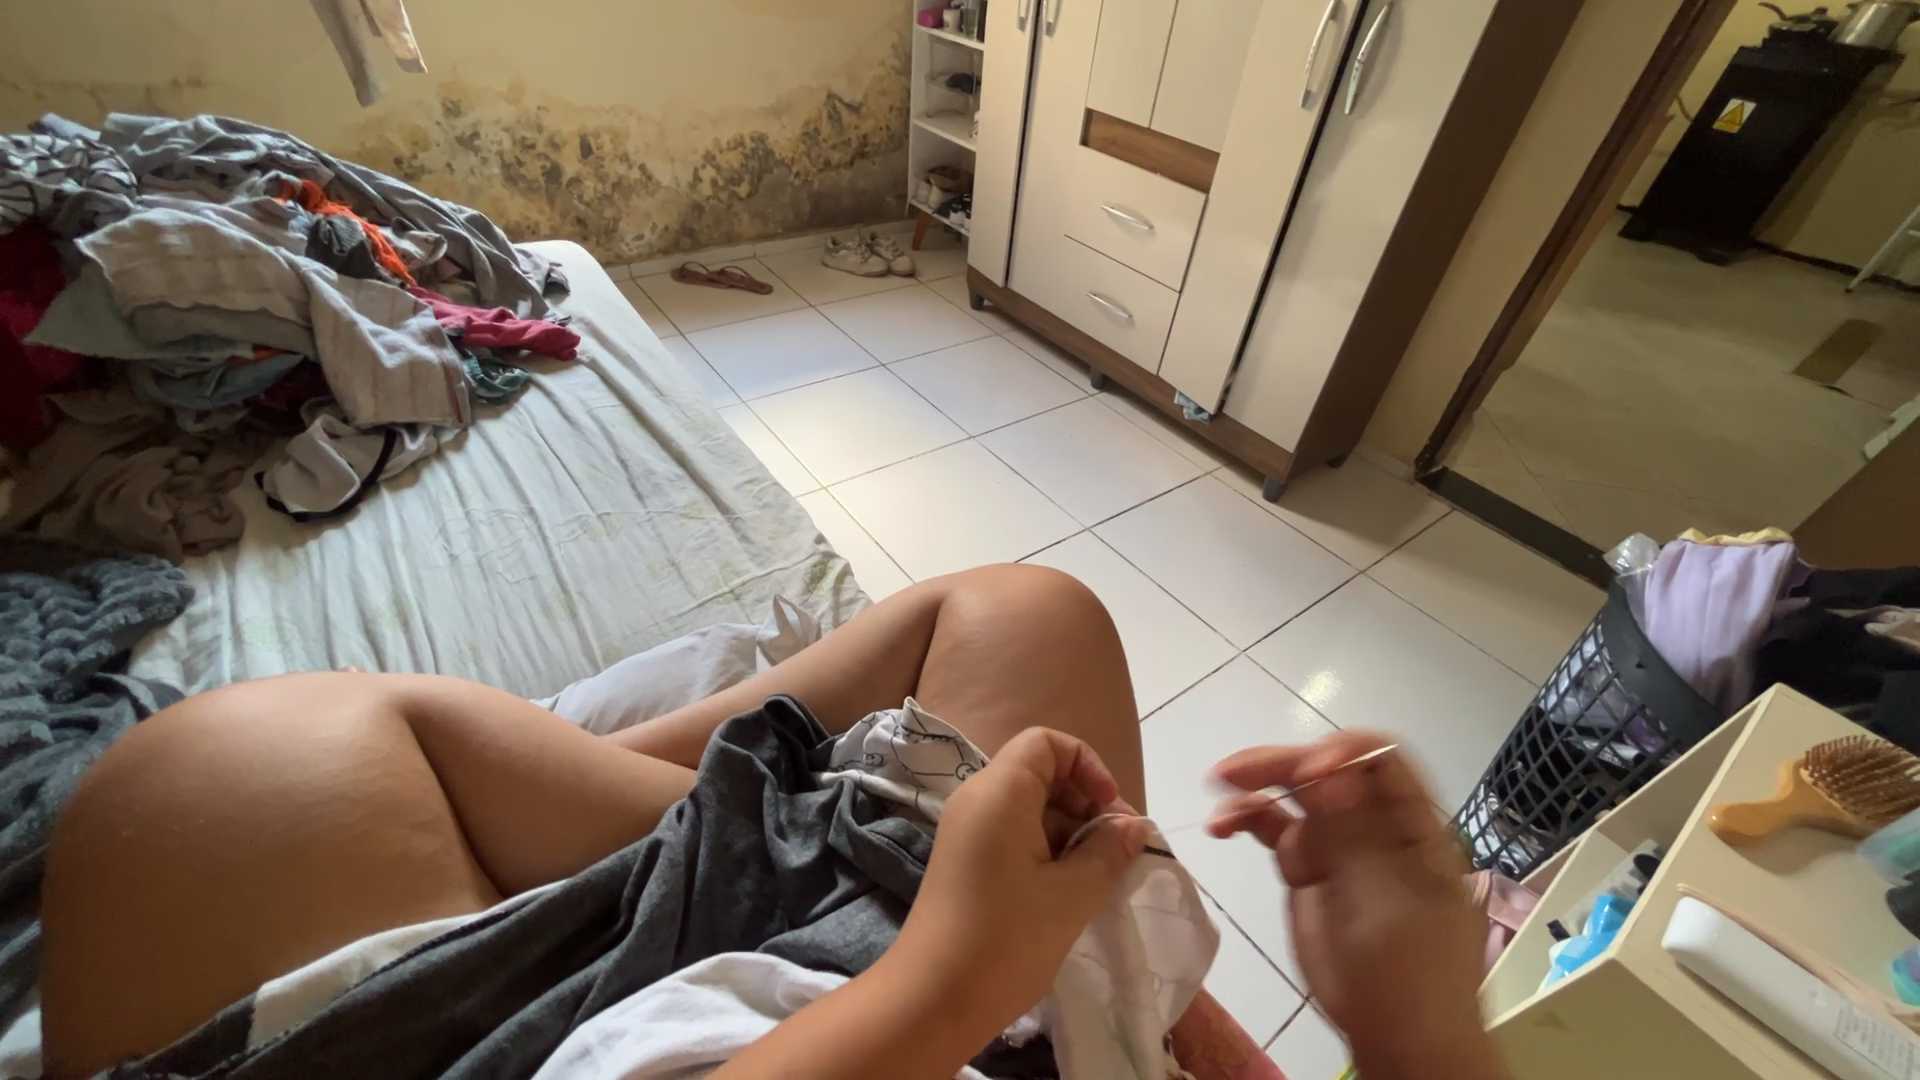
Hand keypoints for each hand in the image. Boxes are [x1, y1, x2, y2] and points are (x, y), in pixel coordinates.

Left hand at [891, 727, 1149, 1041]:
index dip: (1086, 765)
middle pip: (1040, 772)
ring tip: (1102, 876)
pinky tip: (1072, 888)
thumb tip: (1133, 827)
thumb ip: (1107, 851)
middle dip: (1085, 802)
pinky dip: (1048, 848)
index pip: (1045, 742)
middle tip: (1118, 849)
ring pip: (1031, 806)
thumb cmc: (1005, 939)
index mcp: (999, 791)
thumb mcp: (1070, 895)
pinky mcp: (968, 859)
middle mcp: (978, 799)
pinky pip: (1015, 833)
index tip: (1110, 811)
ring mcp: (969, 830)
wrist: (932, 1000)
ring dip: (1071, 830)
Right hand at [1208, 733, 1503, 1079]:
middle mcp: (1372, 821)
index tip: (1306, 774)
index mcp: (1410, 825)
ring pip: (1291, 792)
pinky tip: (1220, 825)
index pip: (1381, 761)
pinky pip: (1270, 825)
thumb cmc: (1410, 975)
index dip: (1342, 754)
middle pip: (1324, 770)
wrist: (1397, 1042)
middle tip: (1233, 773)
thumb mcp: (1387, 902)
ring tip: (1218, 788)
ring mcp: (1337, 841)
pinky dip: (1242, 817)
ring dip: (1253, 784)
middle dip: (1280, 764)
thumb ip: (1354, 833)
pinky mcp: (1305, 863)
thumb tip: (1325, 771)